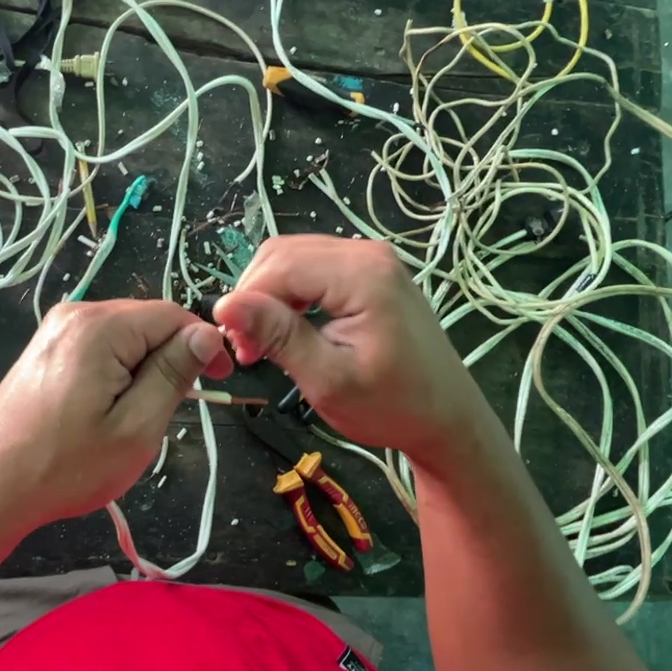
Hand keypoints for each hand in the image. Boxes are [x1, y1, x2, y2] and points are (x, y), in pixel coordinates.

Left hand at [0, 299, 233, 532]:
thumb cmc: (67, 466)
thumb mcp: (136, 426)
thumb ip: (173, 373)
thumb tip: (207, 333)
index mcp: (99, 327)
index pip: (172, 315)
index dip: (202, 344)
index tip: (219, 379)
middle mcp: (75, 314)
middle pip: (146, 321)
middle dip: (169, 356)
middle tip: (174, 407)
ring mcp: (54, 329)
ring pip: (123, 334)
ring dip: (142, 366)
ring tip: (136, 413)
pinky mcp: (45, 348)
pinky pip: (98, 345)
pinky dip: (116, 369)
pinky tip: (107, 406)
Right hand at [212, 235, 491, 463]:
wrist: (447, 418)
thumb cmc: (392, 406)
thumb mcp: (327, 378)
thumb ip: (277, 335)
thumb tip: (223, 305)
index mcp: (362, 273)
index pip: (278, 266)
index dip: (247, 302)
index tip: (238, 349)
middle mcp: (367, 252)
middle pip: (281, 255)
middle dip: (255, 297)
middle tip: (249, 349)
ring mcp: (370, 258)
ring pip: (292, 259)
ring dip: (269, 297)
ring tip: (265, 343)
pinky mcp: (369, 271)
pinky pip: (312, 268)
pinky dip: (290, 294)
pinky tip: (289, 328)